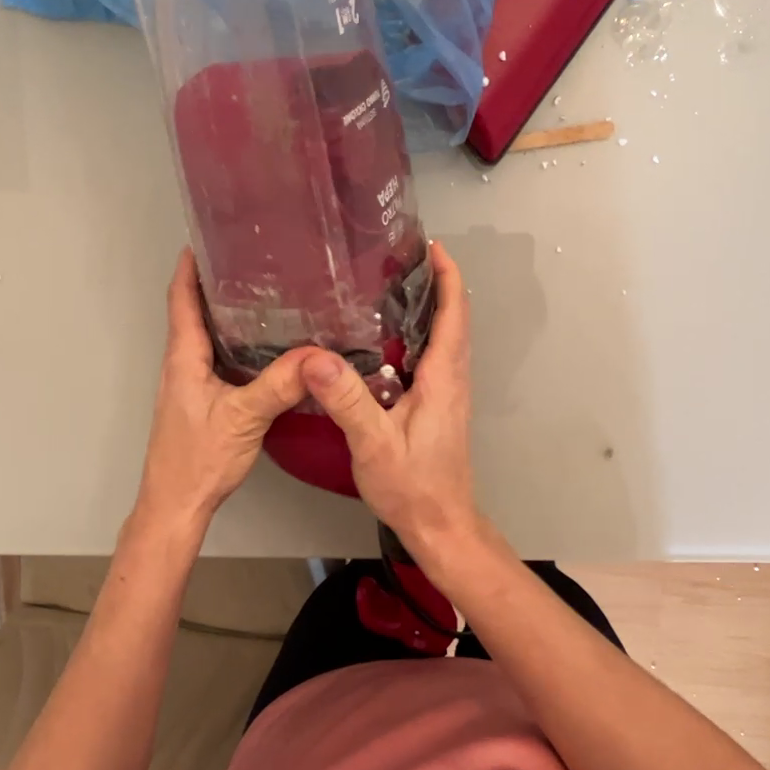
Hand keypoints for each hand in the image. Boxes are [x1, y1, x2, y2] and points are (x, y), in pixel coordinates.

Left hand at [135, 249, 316, 528]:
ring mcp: (189, 386)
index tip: (204, 240)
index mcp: (183, 359)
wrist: (176, 504)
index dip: (189, 269)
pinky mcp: (200, 403)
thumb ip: (280, 385)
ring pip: (207, 339)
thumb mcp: (244, 418)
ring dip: (225, 316)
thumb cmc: (198, 460)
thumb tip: (317, 355)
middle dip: (214, 286)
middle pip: (193, 314)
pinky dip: (235, 347)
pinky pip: (218, 362)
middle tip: (249, 263)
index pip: (180, 301)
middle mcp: (182, 366)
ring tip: (262, 296)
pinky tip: (264, 351)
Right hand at [299, 242, 479, 554]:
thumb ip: (348, 401)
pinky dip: (414, 335)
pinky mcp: (436, 407)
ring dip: (425, 307)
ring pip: (441, 338)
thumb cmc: (414, 488)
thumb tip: (315, 356)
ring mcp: (445, 394)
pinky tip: (379, 340)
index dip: (447, 275)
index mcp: (443, 378)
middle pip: (451, 318)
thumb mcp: (374, 444)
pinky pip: (429, 358)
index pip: (454, 313)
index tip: (428, 244)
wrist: (440, 525)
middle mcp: (450, 379)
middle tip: (393, 257)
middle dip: (432, 282)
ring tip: (384, 286)